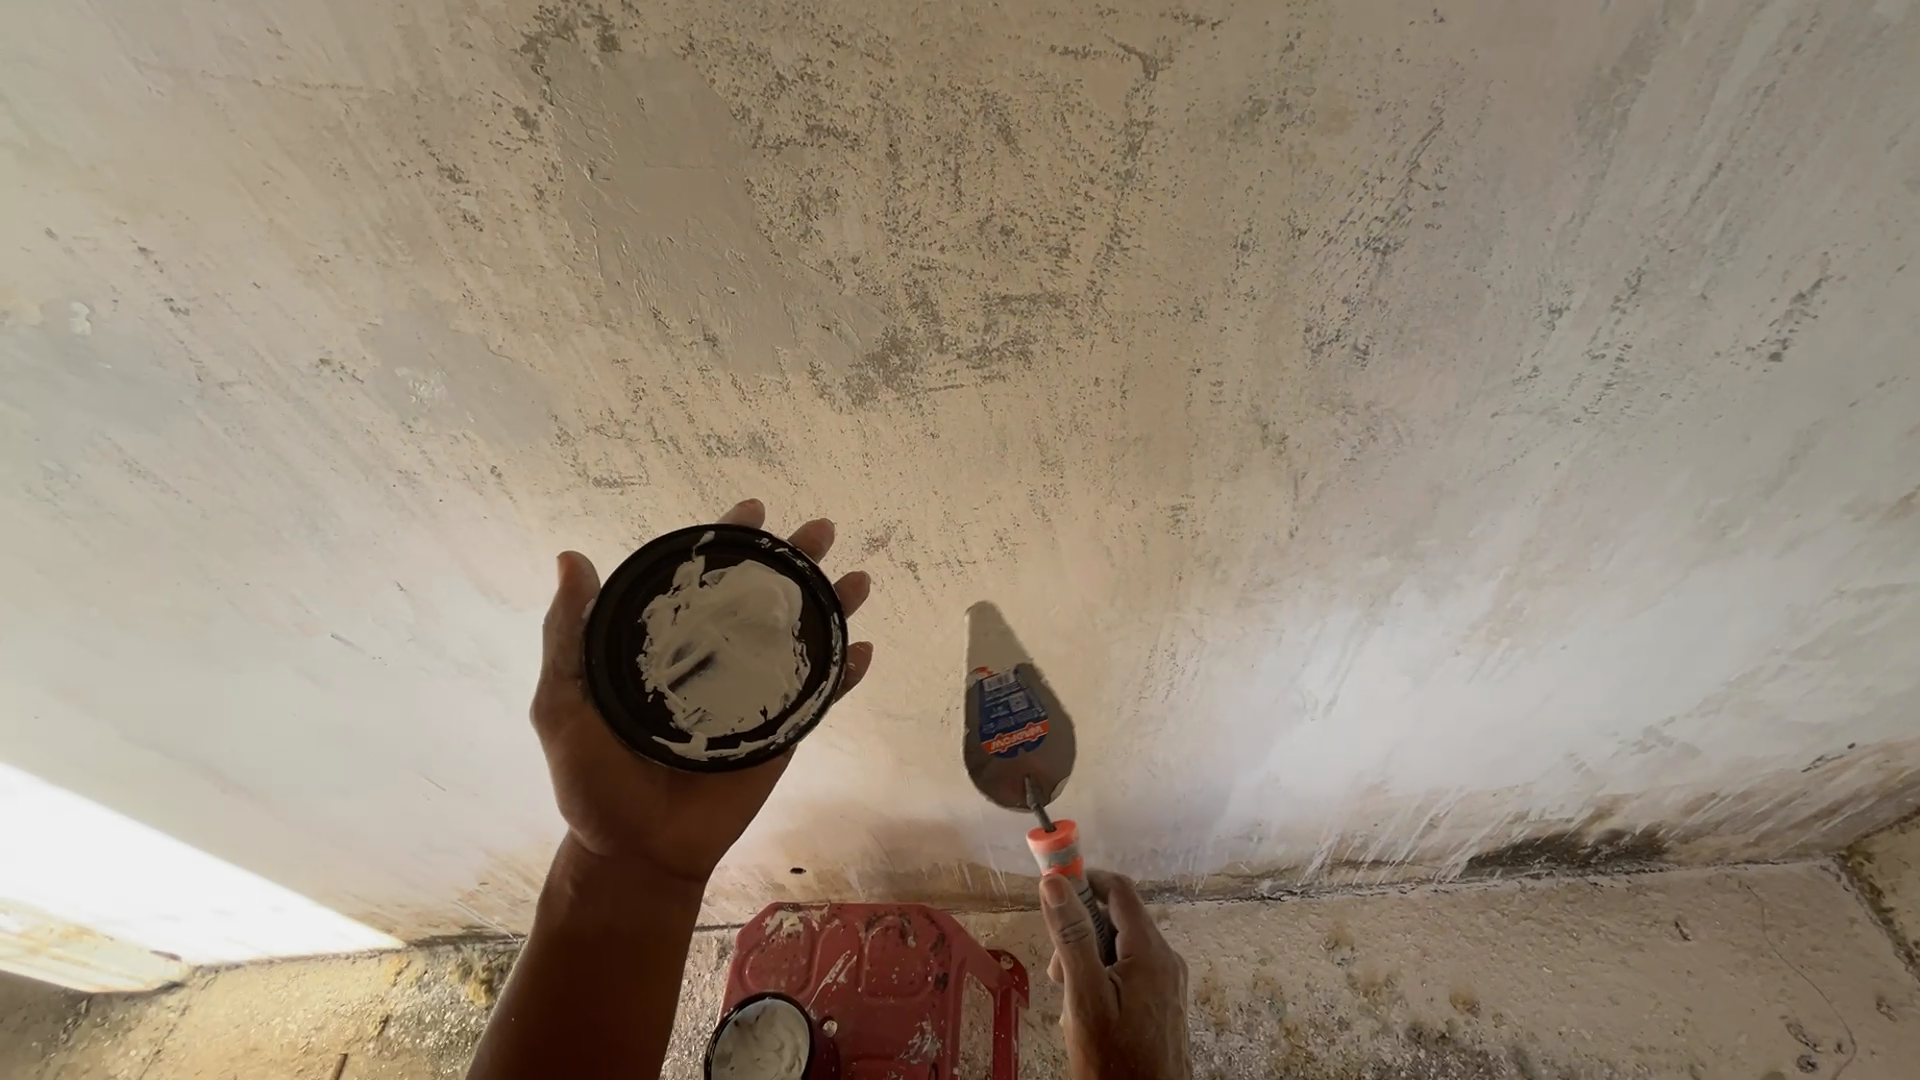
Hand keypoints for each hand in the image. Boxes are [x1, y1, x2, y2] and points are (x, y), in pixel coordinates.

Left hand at [531, 498, 874, 885]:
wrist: (638, 852)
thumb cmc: (595, 782)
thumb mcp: (563, 706)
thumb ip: (569, 638)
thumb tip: (572, 559)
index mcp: (670, 647)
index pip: (704, 581)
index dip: (730, 542)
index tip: (752, 509)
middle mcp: (718, 660)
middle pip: (764, 600)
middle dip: (795, 561)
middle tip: (821, 530)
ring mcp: (755, 695)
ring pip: (800, 640)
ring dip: (832, 607)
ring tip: (857, 580)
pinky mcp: (782, 732)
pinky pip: (820, 698)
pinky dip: (845, 675)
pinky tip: (862, 650)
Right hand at [1042, 870, 1190, 1079]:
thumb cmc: (1114, 1061)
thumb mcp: (1085, 997)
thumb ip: (1071, 936)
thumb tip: (1054, 881)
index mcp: (1151, 951)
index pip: (1119, 889)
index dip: (1086, 880)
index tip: (1054, 893)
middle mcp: (1166, 959)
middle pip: (1118, 919)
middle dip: (1081, 931)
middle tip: (1056, 967)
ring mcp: (1168, 983)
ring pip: (1121, 946)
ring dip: (1089, 957)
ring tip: (1069, 997)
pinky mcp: (1164, 1004)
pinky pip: (1130, 971)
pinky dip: (1104, 976)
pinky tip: (1088, 1011)